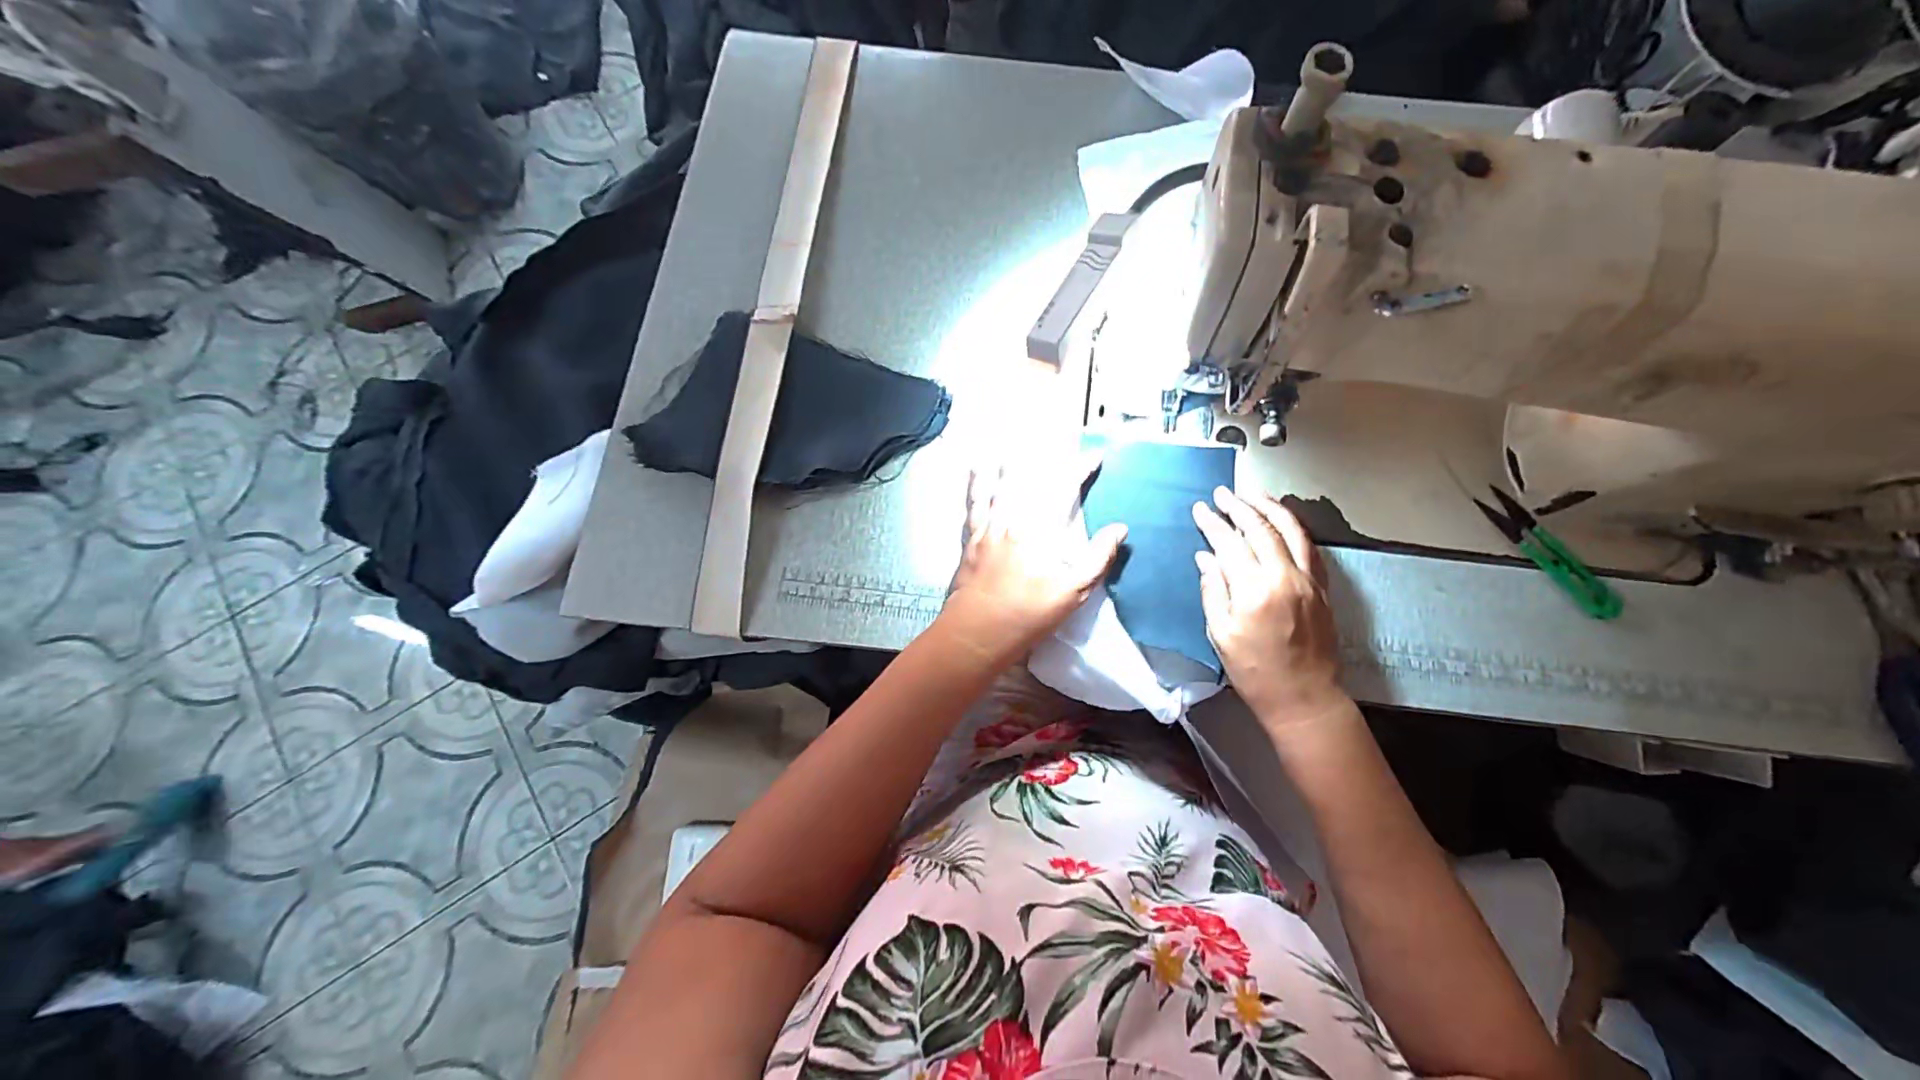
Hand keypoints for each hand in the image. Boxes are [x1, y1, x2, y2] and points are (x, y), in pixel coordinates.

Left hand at [941, 454, 1127, 667]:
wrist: (977, 631)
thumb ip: (1098, 558)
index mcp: (1041, 531)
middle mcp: (1013, 520)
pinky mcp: (972, 538)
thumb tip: (1119, 529)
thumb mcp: (1073, 593)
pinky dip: (976, 482)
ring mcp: (989, 527)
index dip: (1081, 468)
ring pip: (1002, 484)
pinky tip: (976, 467)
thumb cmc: (1028, 615)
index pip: (1064, 488)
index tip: (1095, 456)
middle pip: (1031, 479)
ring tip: (1021, 443)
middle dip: (1050, 458)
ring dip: (1014, 463)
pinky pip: (974, 503)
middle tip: (1063, 444)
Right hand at [1191, 487, 1348, 730]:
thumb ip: (1213, 590)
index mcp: (1254, 591)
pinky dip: (1293, 526)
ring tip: (1252, 494)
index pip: (1229, 543)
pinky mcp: (1323, 587)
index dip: (1212, 523)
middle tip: (1222, 494)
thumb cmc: (1254, 671)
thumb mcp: (1221, 634)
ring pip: (1290, 530)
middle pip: (1260, 529)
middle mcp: (1284, 578)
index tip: (1200, 510)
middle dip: (1238, 507)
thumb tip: (1206, 557)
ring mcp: (1308, 580)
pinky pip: (1309, 546)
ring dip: (1269, 507)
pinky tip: (1280, 519)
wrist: (1304, 696)